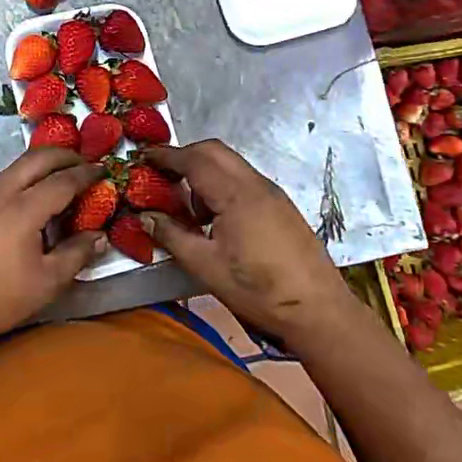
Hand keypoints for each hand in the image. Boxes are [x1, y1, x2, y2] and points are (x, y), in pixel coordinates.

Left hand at [0, 148, 108, 350]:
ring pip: (13, 169)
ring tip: (55, 183)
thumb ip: (77, 254)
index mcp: (21, 210)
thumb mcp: (46, 284)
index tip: (103, 171)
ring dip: (38, 168)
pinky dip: (16, 183)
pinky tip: (20, 206)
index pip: (62, 180)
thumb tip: (99, 236)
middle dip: (64, 156)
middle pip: (36, 159)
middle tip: (83, 164)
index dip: (87, 173)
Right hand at [139, 140, 361, 348]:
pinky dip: (222, 185)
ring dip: (204, 172)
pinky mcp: (281, 206)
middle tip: (161, 175)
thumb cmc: (258, 290)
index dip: (165, 155)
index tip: (143, 156)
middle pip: (214, 151)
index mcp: (235, 194)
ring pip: (230, 164)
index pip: (194, 159)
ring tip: (188, 207)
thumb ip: (172, 236)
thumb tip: (146, 217)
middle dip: (184, 156)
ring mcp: (272, 193)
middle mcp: (256, 184)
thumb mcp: (205, 266)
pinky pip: (244, 180)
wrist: (318, 310)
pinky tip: (215, 218)